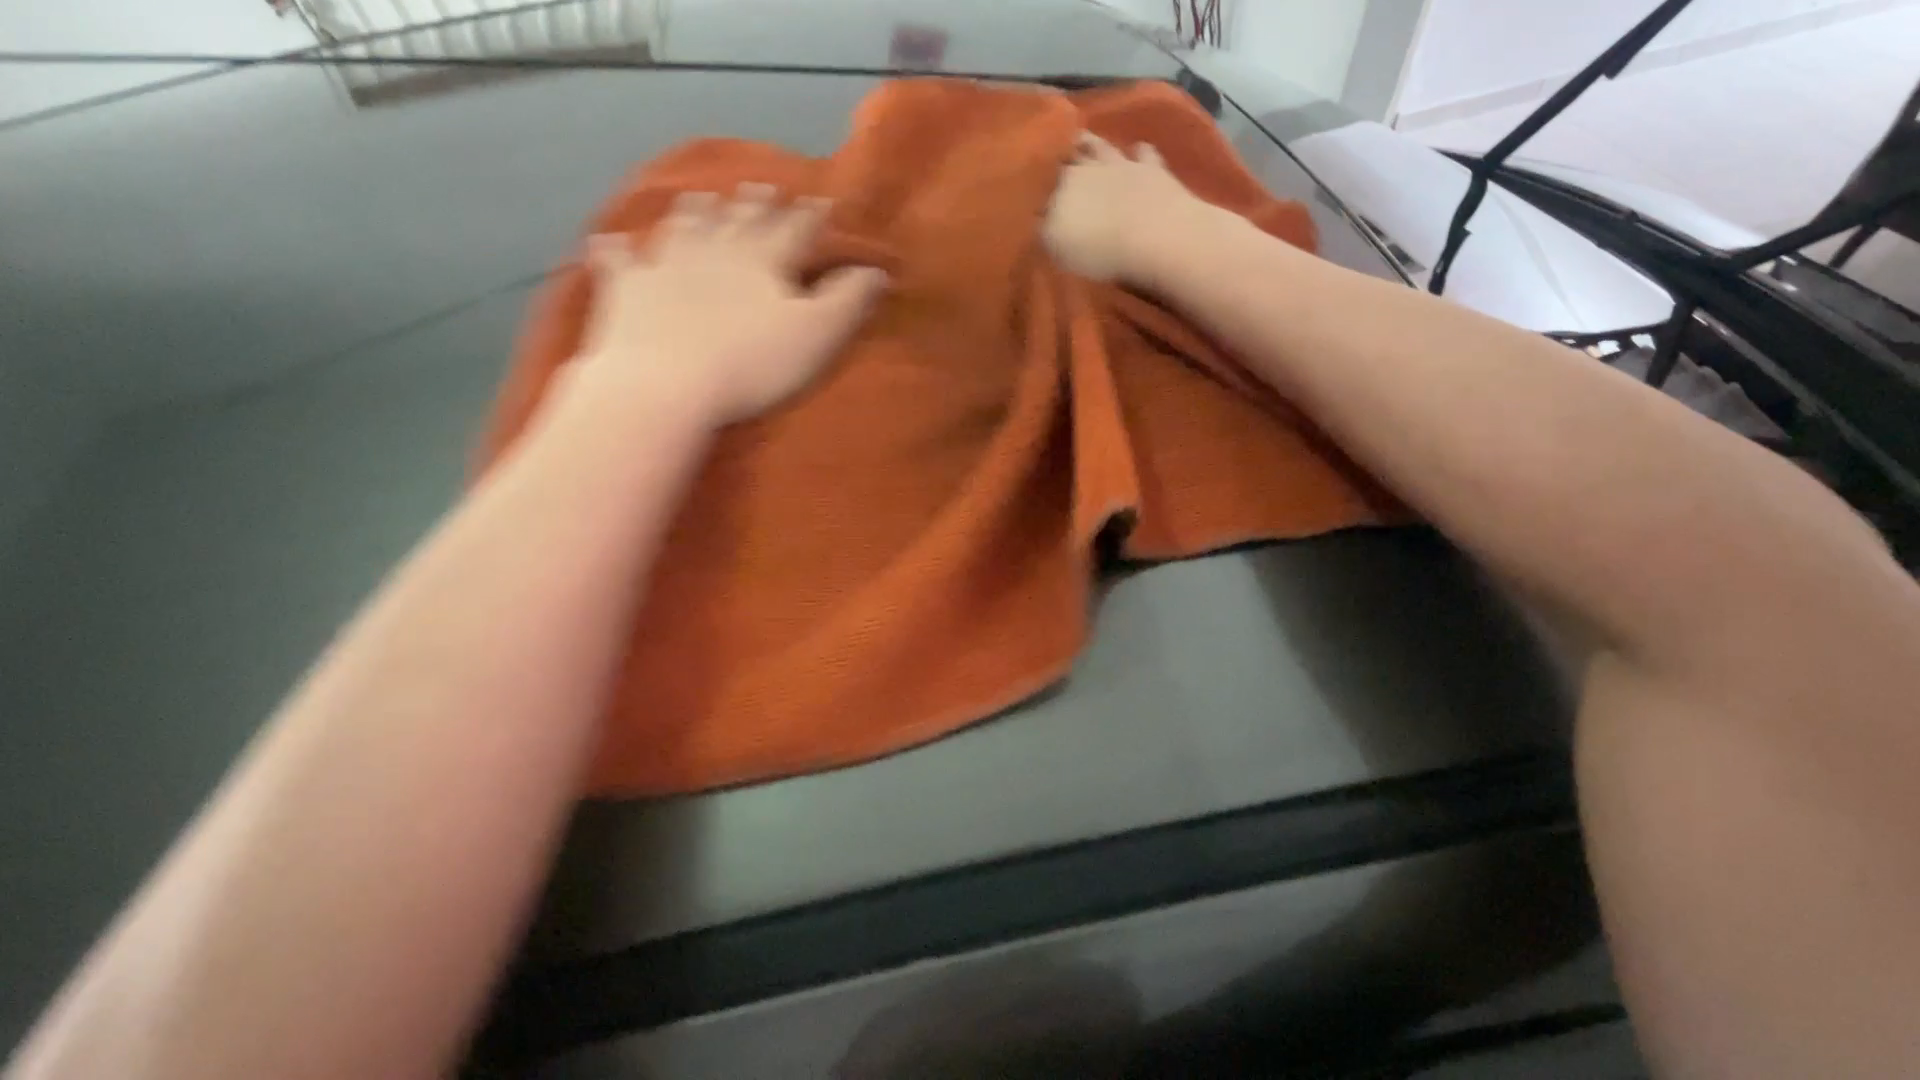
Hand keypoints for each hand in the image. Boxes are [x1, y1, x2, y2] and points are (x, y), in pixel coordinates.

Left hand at [577, 183, 889, 424]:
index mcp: (764, 258)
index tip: (822, 200)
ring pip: (685, 226)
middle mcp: (715, 248)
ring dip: (697, 211)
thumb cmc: (751, 363)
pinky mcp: (626, 288)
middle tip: (762, 187)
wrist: (664, 382)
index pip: (794, 229)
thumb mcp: (816, 334)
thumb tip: (876, 268)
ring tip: (702, 198)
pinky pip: (619, 262)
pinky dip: (616, 250)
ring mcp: (665, 263)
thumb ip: (847, 299)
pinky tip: (609, 242)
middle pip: (740, 219)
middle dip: (755, 204)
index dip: (810, 216)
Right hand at [1043, 133, 1213, 284]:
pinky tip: (1138, 149)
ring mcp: (1124, 164)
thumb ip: (1042, 227)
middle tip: (1054, 153)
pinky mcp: (1155, 170)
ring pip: (1103, 146)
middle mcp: (1089, 166)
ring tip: (1084, 139)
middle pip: (1071, 156)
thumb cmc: (1099, 248)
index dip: (1035, 178)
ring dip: (1093, 143)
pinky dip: (1139, 151)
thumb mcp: (1055, 245)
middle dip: (1061, 154)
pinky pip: (1145, 153)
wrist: (1158, 237)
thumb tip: (1032, 215)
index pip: (1042, 176)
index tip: (1028, 181)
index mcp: (1061, 184)